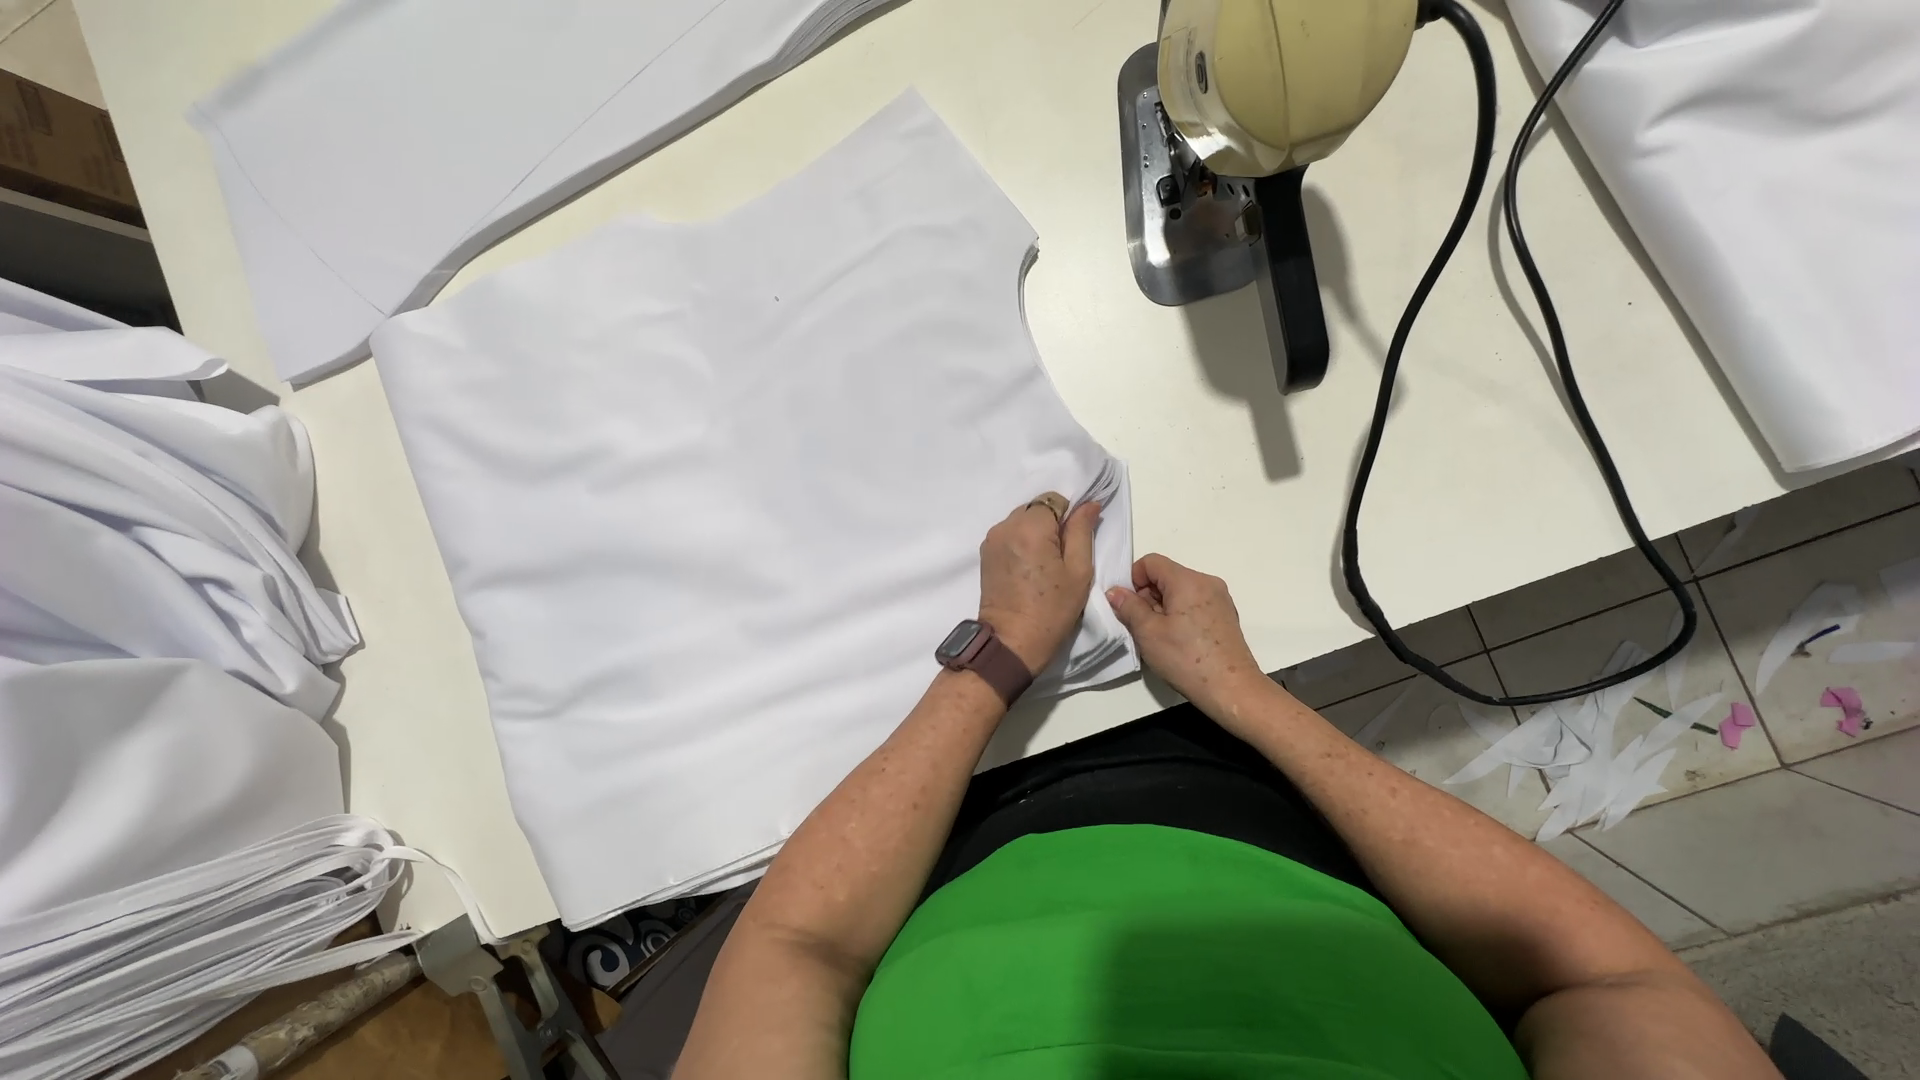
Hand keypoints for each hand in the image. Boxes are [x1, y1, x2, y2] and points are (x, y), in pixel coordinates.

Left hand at [977, 495, 1100, 673]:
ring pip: (1021, 520)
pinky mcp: (985, 553)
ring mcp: (991, 539)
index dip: (1069, 516)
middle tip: (1061, 556)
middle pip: (1035, 508)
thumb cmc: (1052, 610)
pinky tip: (1029, 567)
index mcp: (1030, 527)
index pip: (1054, 499)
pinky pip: (1009, 534)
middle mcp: (1005, 526)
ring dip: (1035, 532)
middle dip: (1051, 523)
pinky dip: (1021, 542)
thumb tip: (1089, 504)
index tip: (1074, 541)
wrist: (1012, 641)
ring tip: (1045, 564)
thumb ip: (1082, 531)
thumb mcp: (1078, 571)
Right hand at [1105, 554, 1271, 719]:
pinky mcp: (1225, 616)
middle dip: (1148, 596)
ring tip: (1160, 638)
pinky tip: (1179, 642)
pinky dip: (1180, 615)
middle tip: (1142, 627)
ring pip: (1179, 591)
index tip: (1130, 607)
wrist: (1232, 689)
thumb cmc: (1186, 659)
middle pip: (1166, 576)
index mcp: (1188, 580)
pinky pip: (1194, 604)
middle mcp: (1207, 582)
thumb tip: (1115, 591)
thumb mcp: (1148, 633)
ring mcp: (1220, 599)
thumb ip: (1129, 607)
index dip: (1133, 580)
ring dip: (1163, 608)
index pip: (1151, 562)